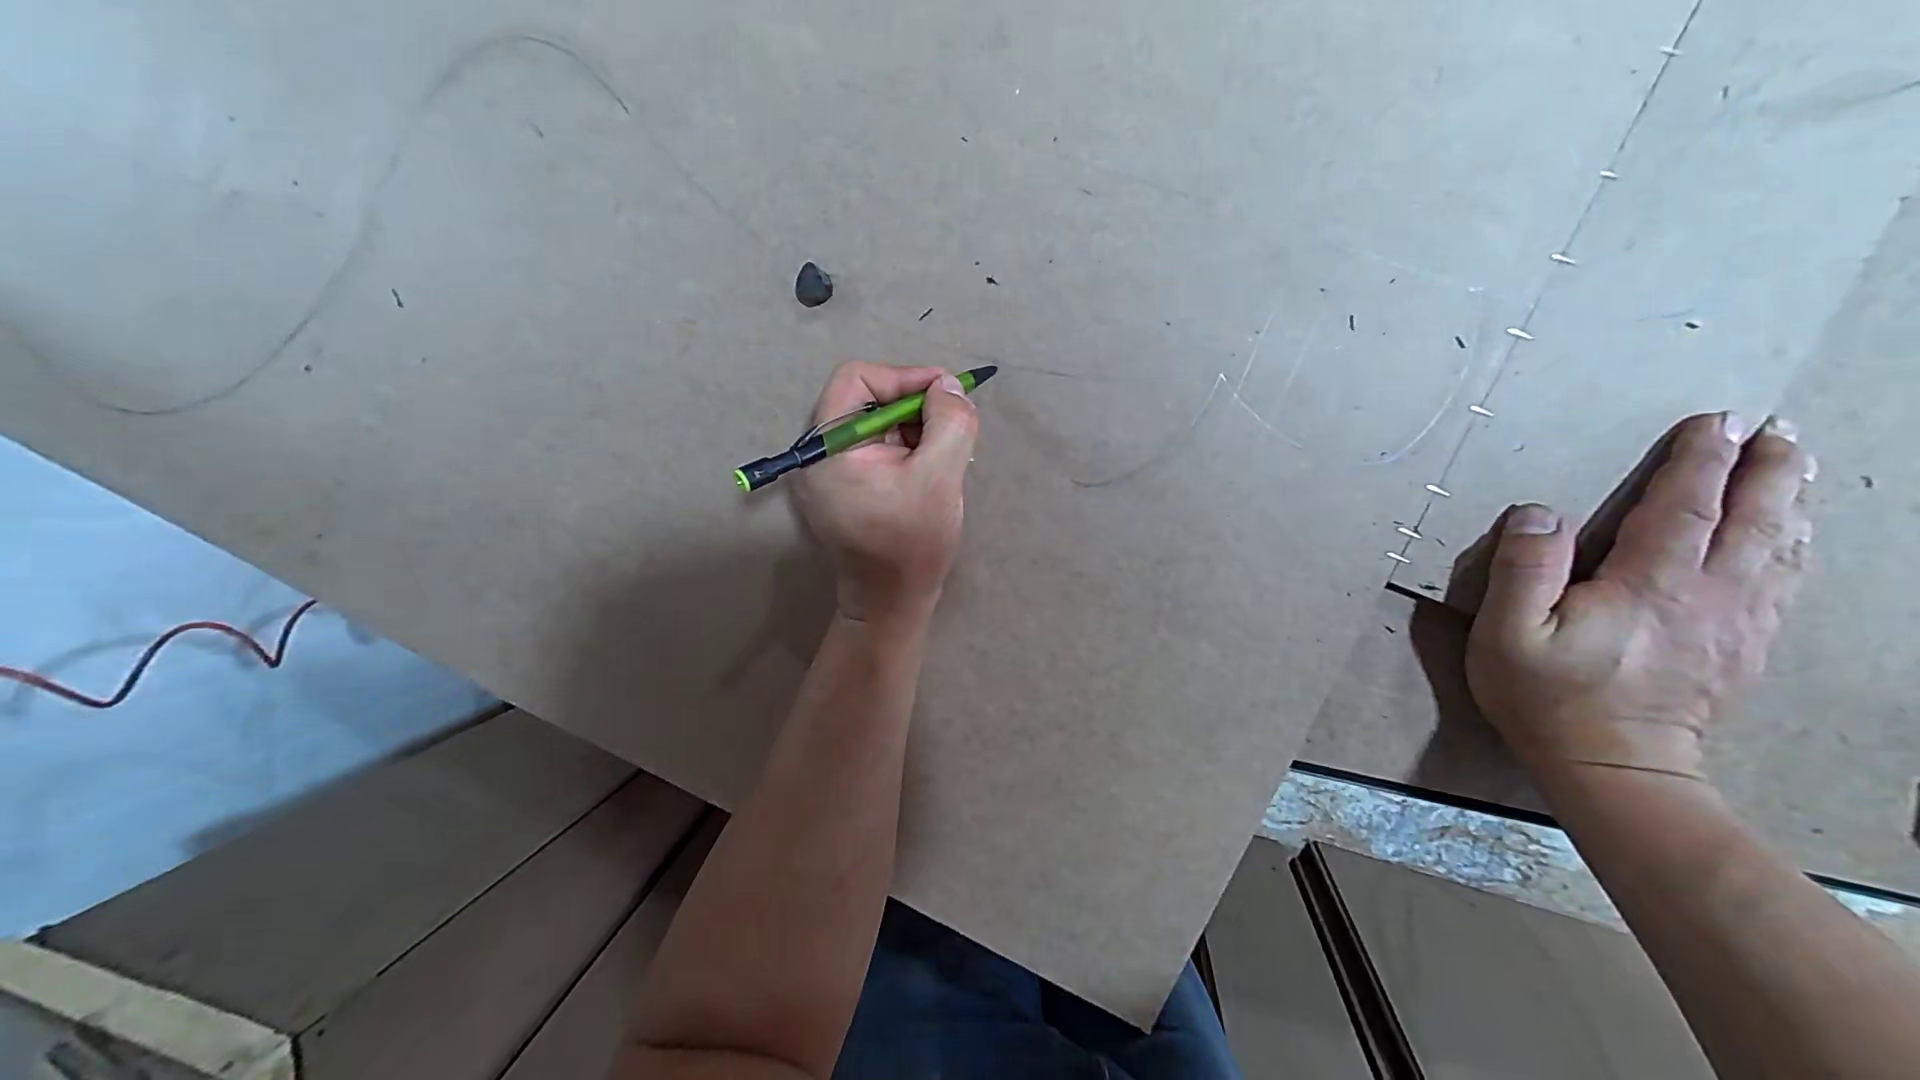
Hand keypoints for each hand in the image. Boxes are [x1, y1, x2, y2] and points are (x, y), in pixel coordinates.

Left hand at [796, 363, 978, 624]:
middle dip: (915, 406)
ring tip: (946, 455)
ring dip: (916, 429)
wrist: (890, 604)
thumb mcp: (940, 477)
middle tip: (952, 426)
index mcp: (827, 447)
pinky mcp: (846, 487)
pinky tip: (933, 470)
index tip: (944, 394)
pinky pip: (877, 449)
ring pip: (876, 424)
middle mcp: (819, 453)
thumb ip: (950, 423)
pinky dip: (908, 449)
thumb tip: (949, 386)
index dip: (903, 377)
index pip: (857, 379)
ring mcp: (830, 471)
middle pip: (866, 399)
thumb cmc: (911, 545)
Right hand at [1465, 412, 1813, 780]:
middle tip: (1777, 429)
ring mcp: (1738, 624)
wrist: (1614, 768)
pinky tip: (1792, 537)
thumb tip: (1541, 512)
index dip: (1700, 461)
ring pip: (1781, 549)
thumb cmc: (1547, 698)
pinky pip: (1784, 584)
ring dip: (1790, 502)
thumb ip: (1524, 569)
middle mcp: (1711, 596)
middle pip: (1754, 520)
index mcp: (1652, 586)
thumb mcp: (1507, 634)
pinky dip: (1794, 548)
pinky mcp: (1745, 649)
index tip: (1714, 421)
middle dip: (1767, 469)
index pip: (1686, 507)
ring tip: (1794, 467)